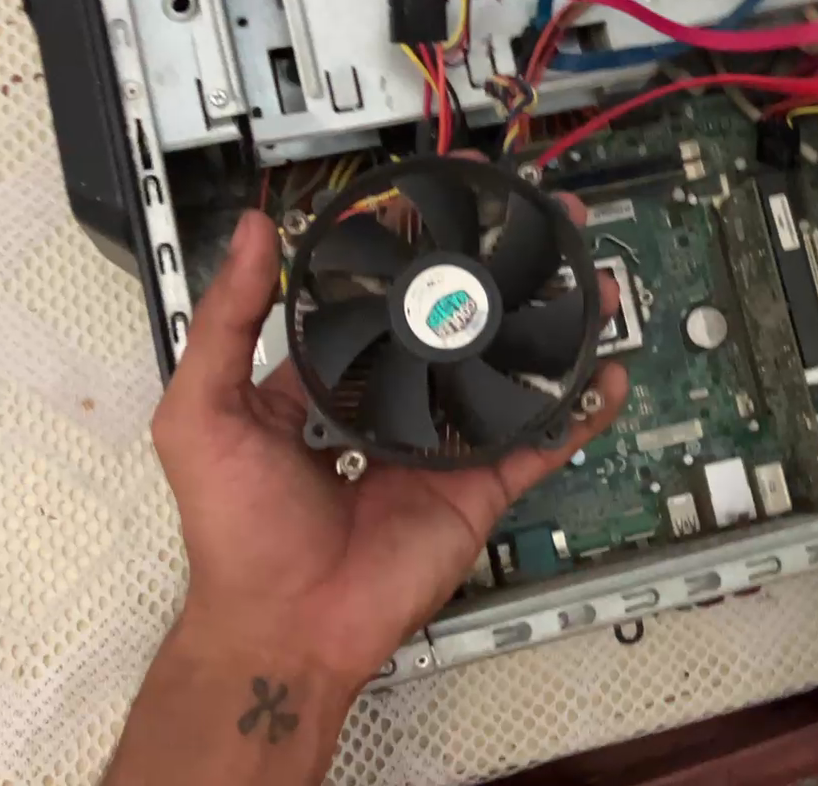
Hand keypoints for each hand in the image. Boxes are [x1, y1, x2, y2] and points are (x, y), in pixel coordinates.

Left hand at [152, 203, 626, 692]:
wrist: (287, 624)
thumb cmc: (239, 526)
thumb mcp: (207, 412)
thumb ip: (228, 321)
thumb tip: (253, 232)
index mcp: (352, 370)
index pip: (400, 289)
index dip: (434, 241)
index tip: (465, 193)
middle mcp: (409, 394)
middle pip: (474, 320)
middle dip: (516, 272)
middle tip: (552, 228)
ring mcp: (453, 437)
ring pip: (518, 371)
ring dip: (560, 330)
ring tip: (595, 288)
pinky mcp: (485, 481)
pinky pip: (543, 440)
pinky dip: (581, 413)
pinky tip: (610, 377)